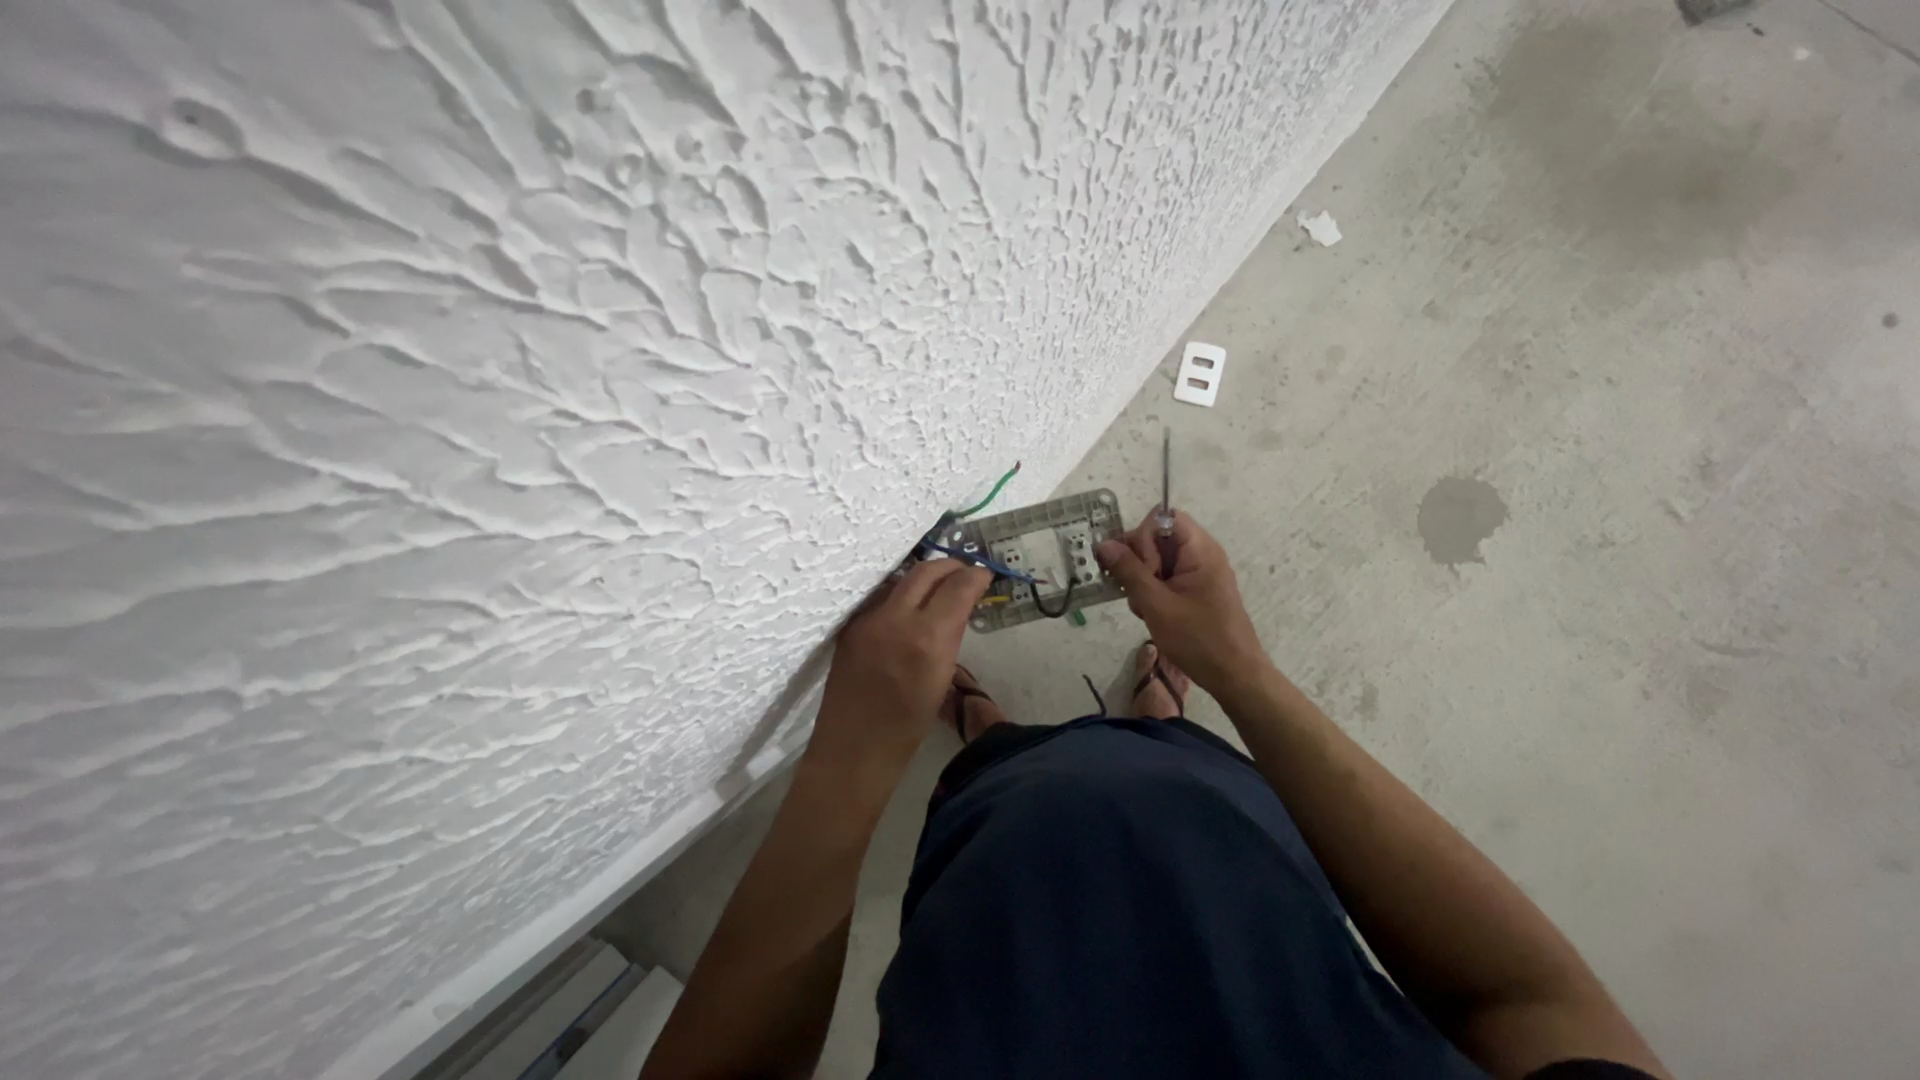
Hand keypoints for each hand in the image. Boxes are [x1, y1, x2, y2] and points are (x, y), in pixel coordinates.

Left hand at [810, 558, 992, 775]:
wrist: (853, 750)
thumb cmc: (908, 728)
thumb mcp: (942, 680)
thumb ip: (949, 637)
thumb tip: (958, 609)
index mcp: (927, 638)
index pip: (957, 587)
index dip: (975, 576)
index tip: (984, 576)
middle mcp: (895, 619)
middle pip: (926, 571)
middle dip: (950, 567)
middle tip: (964, 573)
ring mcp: (868, 620)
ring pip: (901, 580)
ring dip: (923, 578)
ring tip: (938, 589)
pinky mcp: (850, 627)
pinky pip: (880, 599)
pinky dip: (900, 596)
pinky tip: (908, 610)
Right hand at [1096, 511, 1267, 692]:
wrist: (1234, 675)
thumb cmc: (1198, 639)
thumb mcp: (1156, 605)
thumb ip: (1129, 572)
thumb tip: (1104, 544)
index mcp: (1200, 550)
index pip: (1162, 518)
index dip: (1143, 538)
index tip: (1141, 570)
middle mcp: (1202, 553)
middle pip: (1158, 537)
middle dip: (1139, 562)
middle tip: (1137, 593)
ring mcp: (1201, 571)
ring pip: (1159, 559)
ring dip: (1144, 580)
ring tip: (1146, 609)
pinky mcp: (1197, 588)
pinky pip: (1168, 576)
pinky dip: (1155, 590)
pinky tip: (1153, 614)